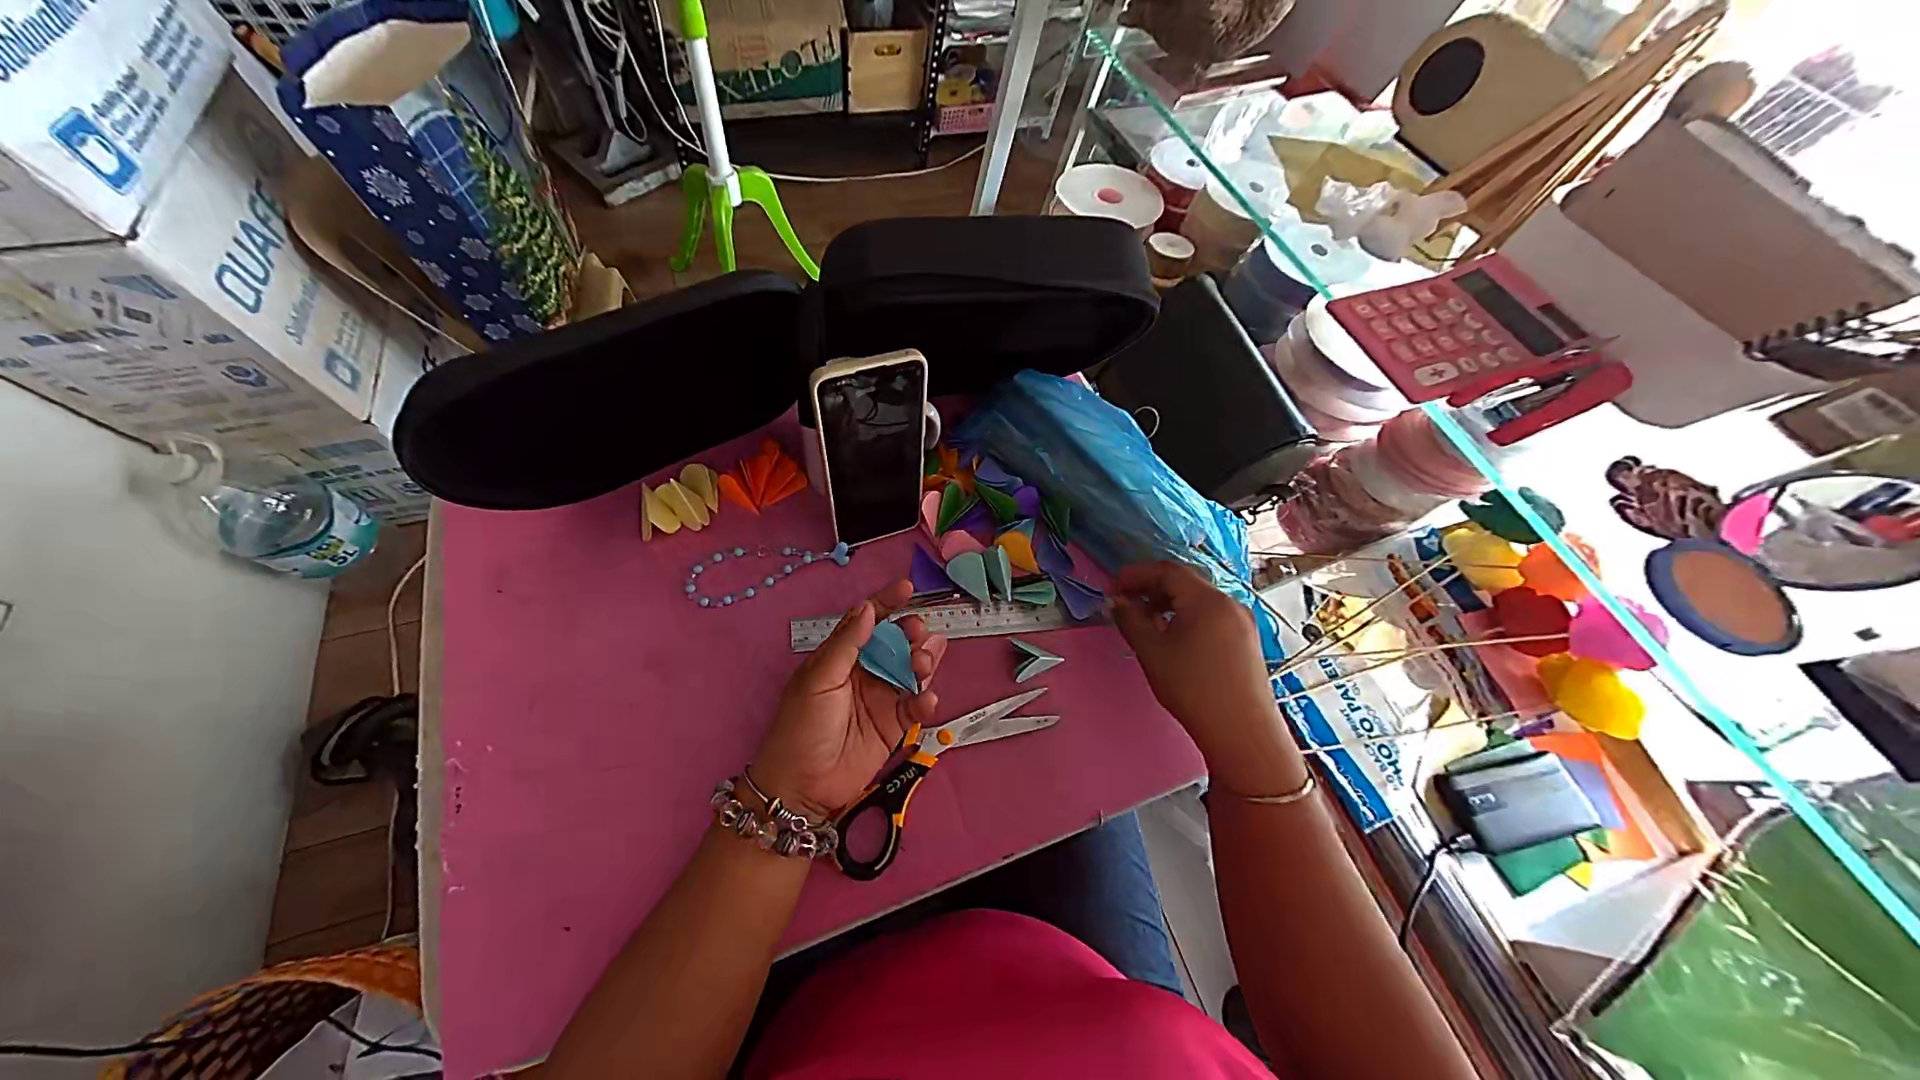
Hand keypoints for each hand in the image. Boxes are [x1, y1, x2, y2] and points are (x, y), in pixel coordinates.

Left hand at [751, 580, 947, 821]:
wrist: (802, 786)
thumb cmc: (800, 728)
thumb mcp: (818, 680)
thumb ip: (846, 644)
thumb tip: (867, 609)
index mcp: (841, 657)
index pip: (868, 622)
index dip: (886, 603)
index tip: (906, 589)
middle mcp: (865, 673)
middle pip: (897, 643)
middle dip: (911, 633)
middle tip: (917, 633)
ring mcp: (882, 698)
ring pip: (912, 669)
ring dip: (923, 661)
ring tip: (921, 665)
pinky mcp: (895, 725)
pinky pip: (917, 705)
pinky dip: (926, 700)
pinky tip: (924, 700)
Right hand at [1111, 561, 1305, 796]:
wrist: (1241, 730)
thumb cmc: (1193, 687)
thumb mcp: (1152, 651)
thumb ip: (1130, 620)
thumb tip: (1116, 603)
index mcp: (1207, 599)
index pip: (1168, 571)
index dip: (1137, 574)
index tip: (1115, 586)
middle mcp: (1229, 602)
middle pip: (1185, 583)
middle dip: (1151, 588)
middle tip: (1126, 603)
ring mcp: (1242, 621)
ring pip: (1199, 600)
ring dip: (1168, 604)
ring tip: (1145, 622)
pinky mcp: (1246, 640)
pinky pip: (1211, 616)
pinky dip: (1187, 617)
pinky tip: (1172, 637)